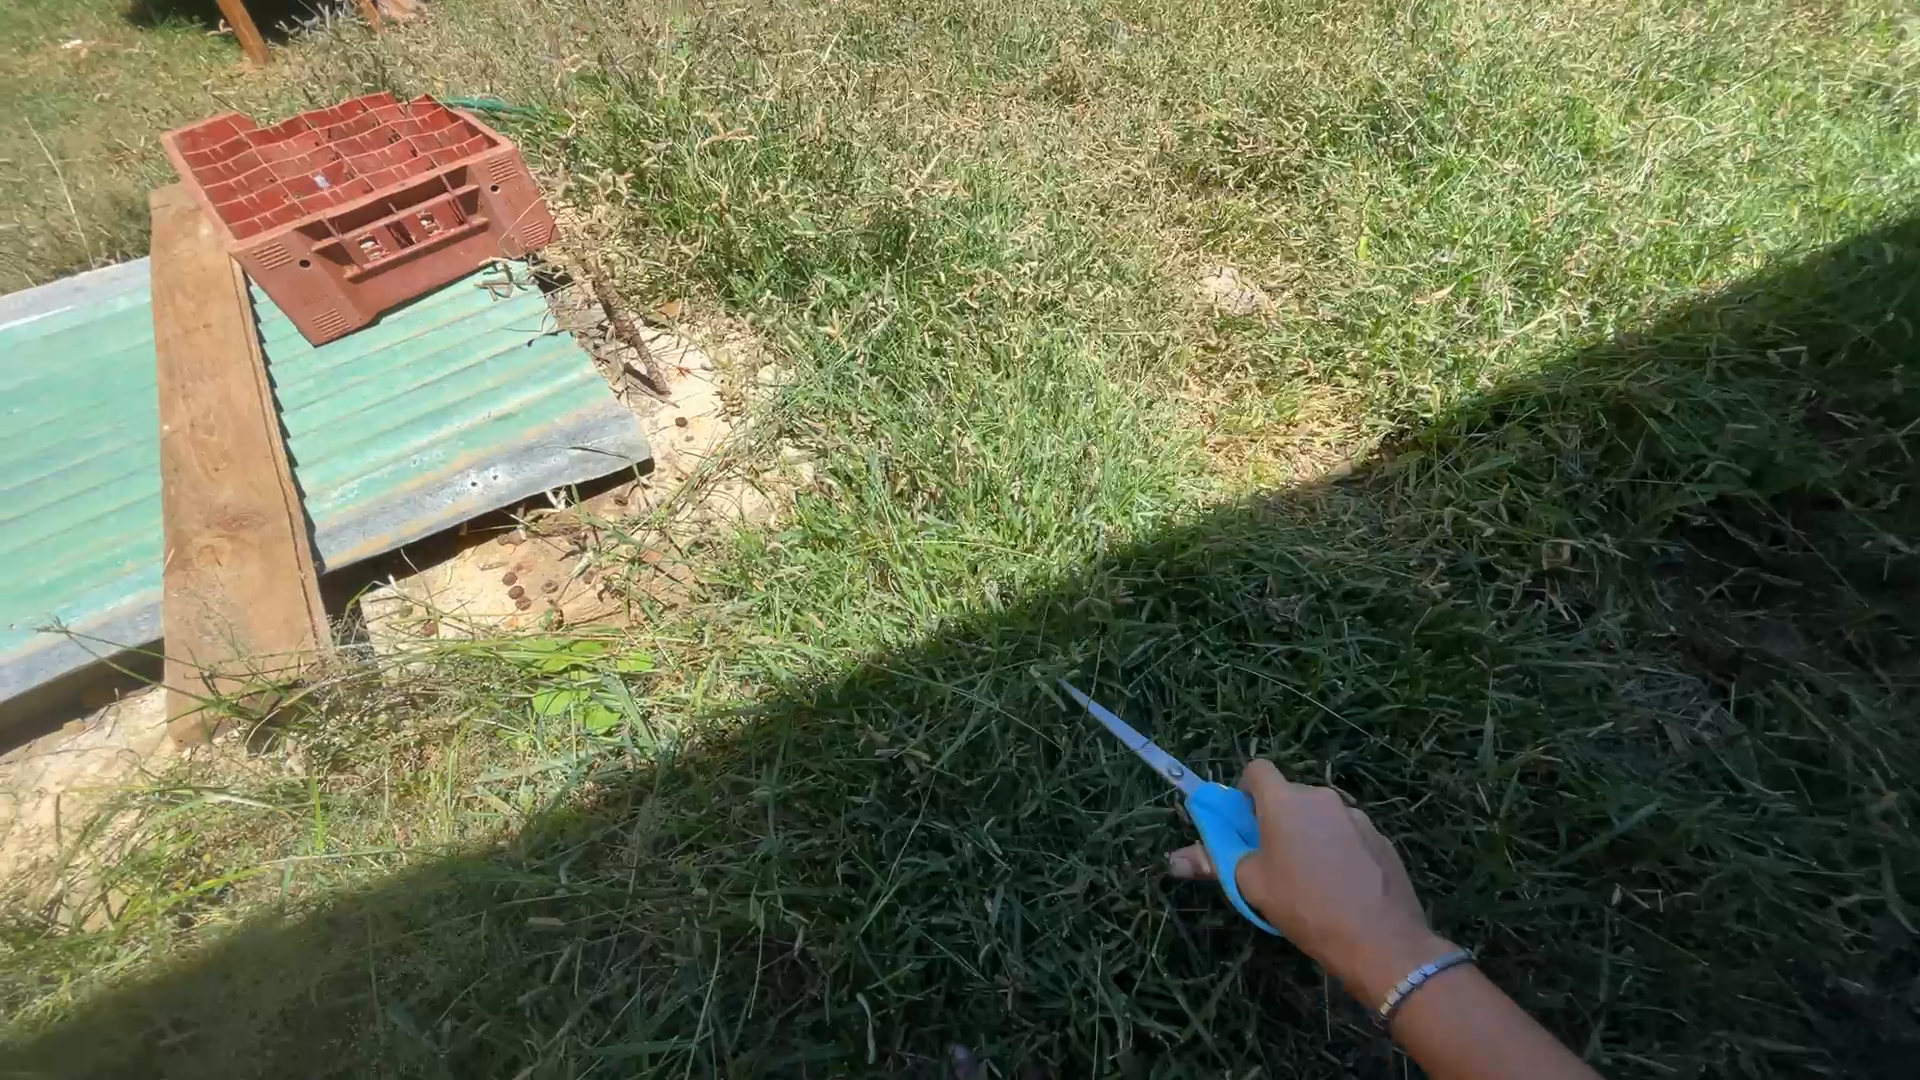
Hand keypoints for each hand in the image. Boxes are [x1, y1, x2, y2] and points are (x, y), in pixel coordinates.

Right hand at [1167, 759, 1454, 1003]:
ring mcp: (1356, 816)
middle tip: (1275, 856)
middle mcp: (1320, 797)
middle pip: (1289, 795)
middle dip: (1279, 817)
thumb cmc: (1305, 907)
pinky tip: (1344, 886)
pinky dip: (1341, 849)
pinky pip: (1350, 834)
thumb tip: (1173, 861)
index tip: (1246, 821)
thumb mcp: (1251, 885)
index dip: (1246, 790)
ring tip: (1313, 877)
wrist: (1382, 942)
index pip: (1257, 770)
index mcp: (1283, 801)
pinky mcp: (1382, 838)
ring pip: (1321, 815)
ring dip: (1311, 833)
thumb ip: (1213, 862)